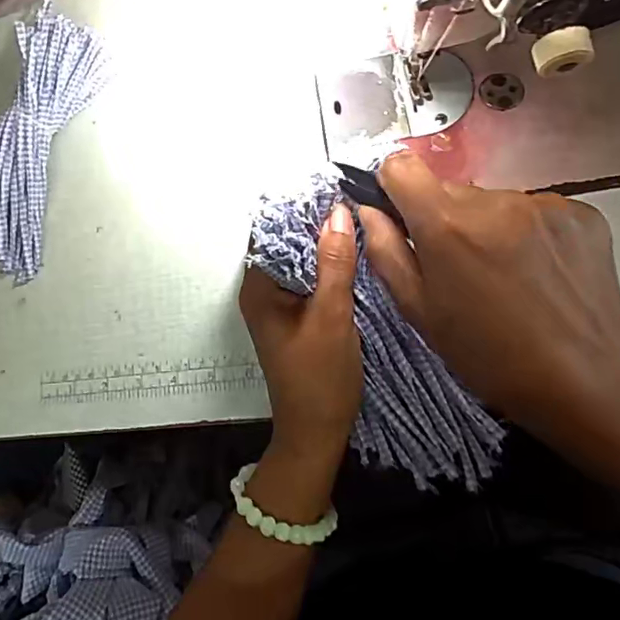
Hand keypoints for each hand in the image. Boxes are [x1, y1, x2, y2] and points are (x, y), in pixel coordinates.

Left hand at [238, 202, 361, 454]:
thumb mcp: (332, 317)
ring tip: (360, 220)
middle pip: (286, 241)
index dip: (301, 206)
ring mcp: (278, 304)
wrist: (317, 431)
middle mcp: (261, 291)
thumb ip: (334, 263)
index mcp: (258, 288)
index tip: (336, 188)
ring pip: (300, 260)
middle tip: (356, 201)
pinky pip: (309, 278)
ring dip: (325, 243)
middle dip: (317, 221)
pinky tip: (354, 255)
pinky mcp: (295, 315)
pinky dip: (328, 265)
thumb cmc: (320, 378)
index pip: (271, 229)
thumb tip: (337, 211)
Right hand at [358, 150, 619, 449]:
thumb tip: (370, 211)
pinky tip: (538, 274)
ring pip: (493, 201)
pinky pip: (534, 211)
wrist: (586, 379)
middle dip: (444, 219)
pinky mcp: (580, 213)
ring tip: (504, 277)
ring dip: (487, 227)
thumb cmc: (491, 358)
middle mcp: (495, 201)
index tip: (400, 212)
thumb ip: (387, 253)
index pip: (401, 166)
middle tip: (458, 268)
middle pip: (450, 189)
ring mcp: (543, 204)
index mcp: (447, 225)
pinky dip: (527, 234)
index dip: (393, 186)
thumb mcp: (421, 314)